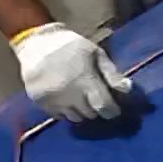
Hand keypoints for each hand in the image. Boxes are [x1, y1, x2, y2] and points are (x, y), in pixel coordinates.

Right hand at [12, 23, 131, 121]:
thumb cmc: (70, 46)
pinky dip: (65, 111)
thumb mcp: (95, 53)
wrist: (35, 43)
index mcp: (86, 81)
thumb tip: (127, 89)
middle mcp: (70, 95)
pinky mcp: (41, 104)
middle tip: (95, 99)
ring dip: (81, 111)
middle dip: (96, 109)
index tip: (114, 110)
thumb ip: (111, 73)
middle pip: (90, 115)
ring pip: (74, 118)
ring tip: (80, 99)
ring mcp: (54, 101)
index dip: (112, 111)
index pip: (104, 107)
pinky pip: (59, 116)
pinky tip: (65, 98)